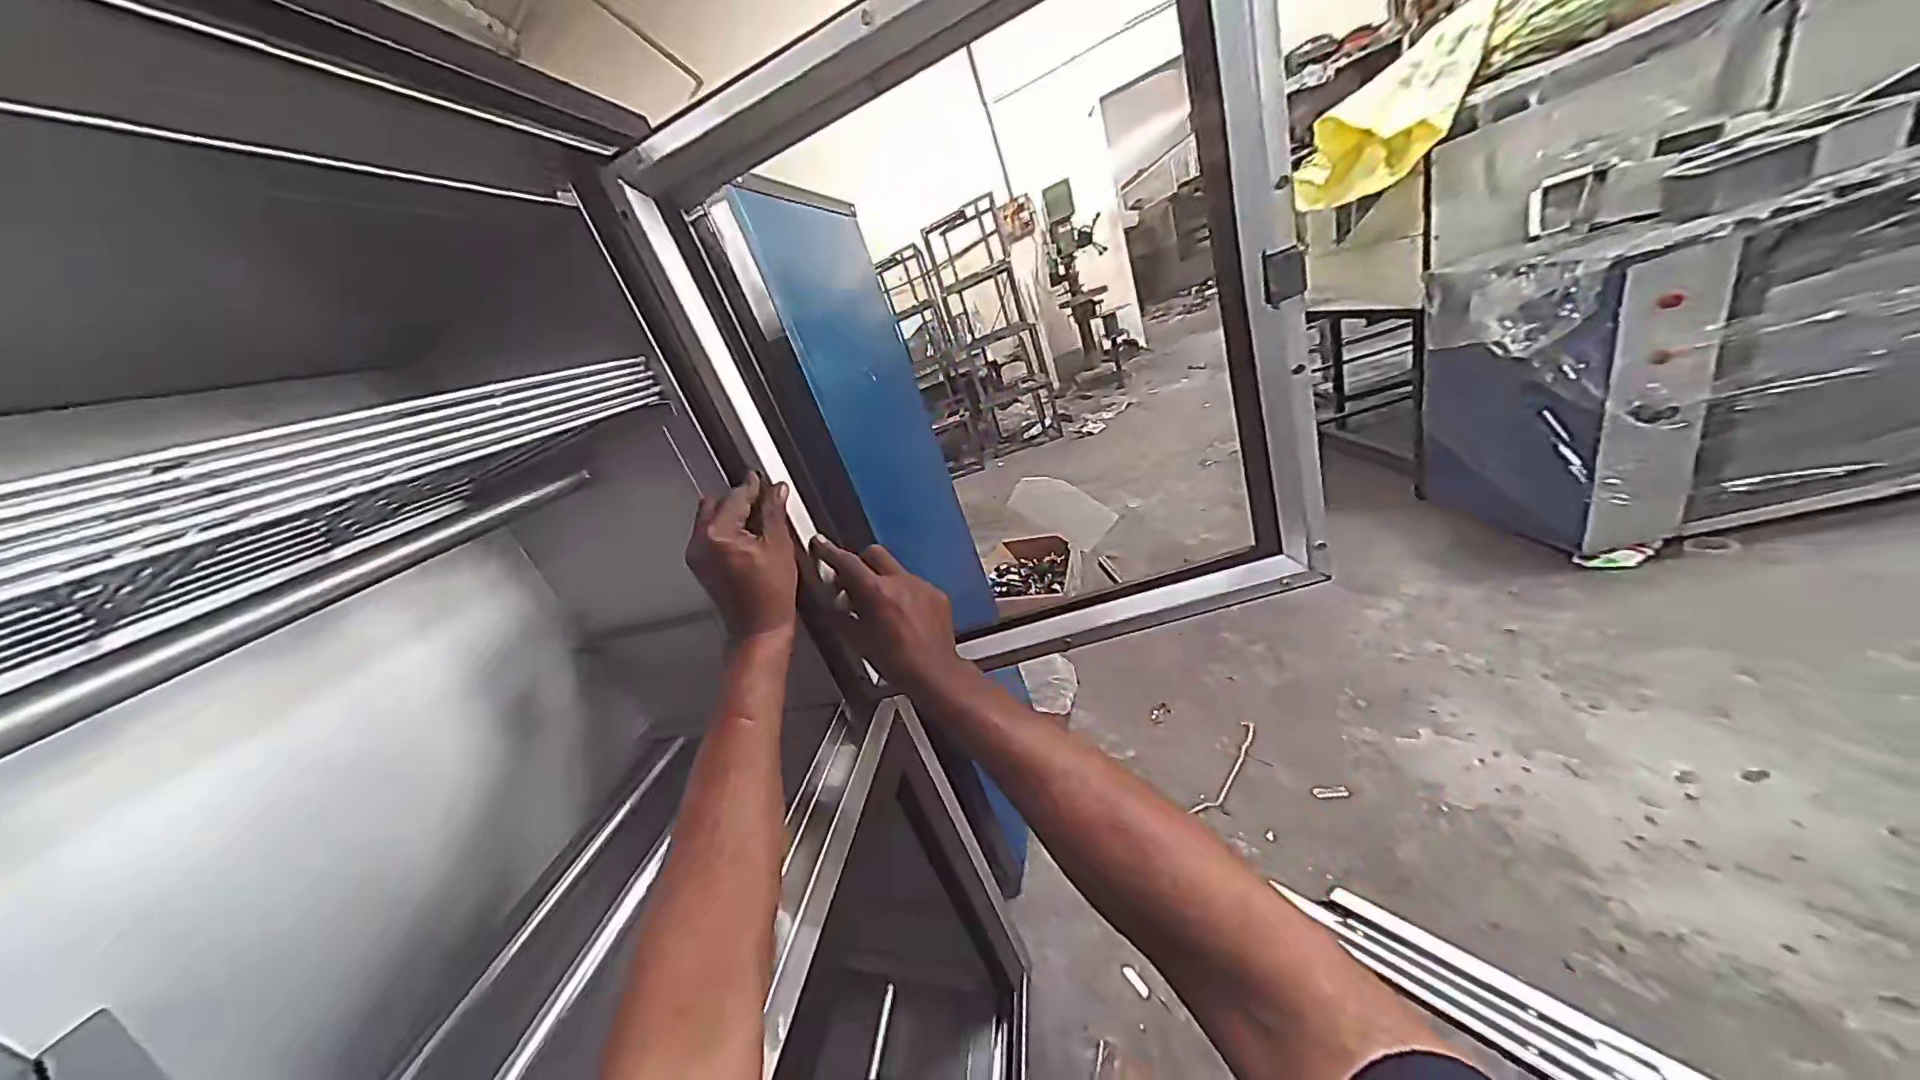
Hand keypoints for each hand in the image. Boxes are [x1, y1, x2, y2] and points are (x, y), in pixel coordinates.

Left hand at [686, 473, 797, 640]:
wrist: (759, 627)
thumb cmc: (770, 596)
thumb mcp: (779, 546)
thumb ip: (774, 512)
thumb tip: (776, 490)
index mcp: (718, 535)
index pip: (736, 496)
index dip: (754, 486)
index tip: (762, 480)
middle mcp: (700, 543)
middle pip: (718, 503)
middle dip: (741, 500)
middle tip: (765, 501)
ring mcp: (697, 555)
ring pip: (711, 518)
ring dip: (732, 514)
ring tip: (758, 523)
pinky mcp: (700, 565)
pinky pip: (710, 535)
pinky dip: (726, 530)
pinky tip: (749, 539)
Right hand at [810, 537, 971, 691]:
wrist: (935, 673)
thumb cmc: (898, 664)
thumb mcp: (858, 640)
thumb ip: (842, 614)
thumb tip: (835, 601)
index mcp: (878, 593)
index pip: (848, 562)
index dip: (830, 552)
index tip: (821, 546)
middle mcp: (901, 582)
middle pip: (873, 554)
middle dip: (860, 564)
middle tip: (852, 583)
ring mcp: (922, 586)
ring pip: (896, 570)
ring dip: (883, 581)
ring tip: (880, 608)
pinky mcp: (937, 594)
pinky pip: (915, 584)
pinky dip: (904, 593)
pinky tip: (903, 616)